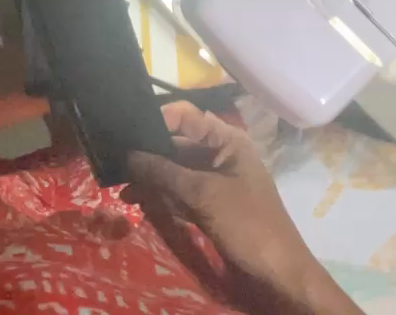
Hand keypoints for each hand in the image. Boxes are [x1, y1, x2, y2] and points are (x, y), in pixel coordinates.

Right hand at [129, 102, 355, 314]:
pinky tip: (138, 202)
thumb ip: (164, 173)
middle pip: (178, 144)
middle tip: (115, 160)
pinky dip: (162, 196)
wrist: (279, 278)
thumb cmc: (248, 225)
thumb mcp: (203, 195)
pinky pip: (180, 193)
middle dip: (149, 153)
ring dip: (152, 178)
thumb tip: (128, 155)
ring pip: (176, 171)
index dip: (158, 119)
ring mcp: (216, 182)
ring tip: (122, 187)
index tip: (126, 128)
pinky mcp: (210, 206)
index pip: (187, 116)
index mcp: (228, 141)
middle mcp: (220, 154)